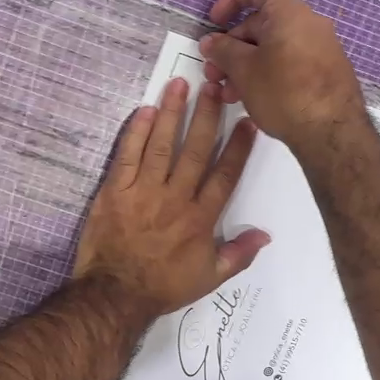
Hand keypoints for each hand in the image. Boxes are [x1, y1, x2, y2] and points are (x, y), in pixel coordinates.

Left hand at [74, 76, 269, 317]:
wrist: (114, 295)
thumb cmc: (162, 287)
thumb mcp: (209, 278)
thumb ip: (238, 254)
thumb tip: (265, 234)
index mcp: (200, 218)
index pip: (224, 175)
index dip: (237, 147)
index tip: (247, 121)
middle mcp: (175, 198)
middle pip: (195, 150)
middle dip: (207, 117)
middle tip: (214, 87)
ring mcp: (143, 192)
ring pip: (161, 145)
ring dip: (171, 113)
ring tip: (179, 85)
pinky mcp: (114, 191)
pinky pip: (127, 155)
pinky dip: (135, 132)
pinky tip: (144, 111)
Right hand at [200, 0, 367, 152]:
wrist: (333, 133)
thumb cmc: (284, 93)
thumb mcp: (244, 70)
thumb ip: (223, 50)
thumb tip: (211, 42)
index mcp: (289, 13)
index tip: (216, 23)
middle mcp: (308, 23)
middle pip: (262, 20)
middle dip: (232, 44)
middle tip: (214, 72)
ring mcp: (319, 47)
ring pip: (272, 45)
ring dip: (244, 63)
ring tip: (227, 92)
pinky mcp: (324, 70)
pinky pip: (288, 60)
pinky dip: (265, 72)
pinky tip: (251, 98)